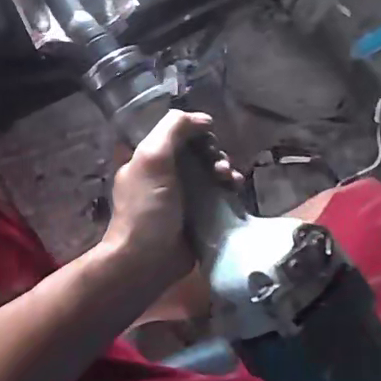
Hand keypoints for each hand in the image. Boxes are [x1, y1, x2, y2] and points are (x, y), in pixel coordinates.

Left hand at [97, 110, 237, 290]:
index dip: (196, 132)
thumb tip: (204, 119)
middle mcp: (166, 173)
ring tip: (228, 179)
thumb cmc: (147, 207)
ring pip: (211, 171)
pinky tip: (235, 190)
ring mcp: (183, 195)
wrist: (146, 262)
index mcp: (149, 157)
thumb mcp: (153, 157)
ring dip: (224, 169)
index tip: (208, 138)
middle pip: (198, 151)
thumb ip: (174, 129)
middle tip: (219, 166)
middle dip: (214, 153)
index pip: (178, 133)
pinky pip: (218, 193)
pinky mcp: (199, 215)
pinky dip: (228, 188)